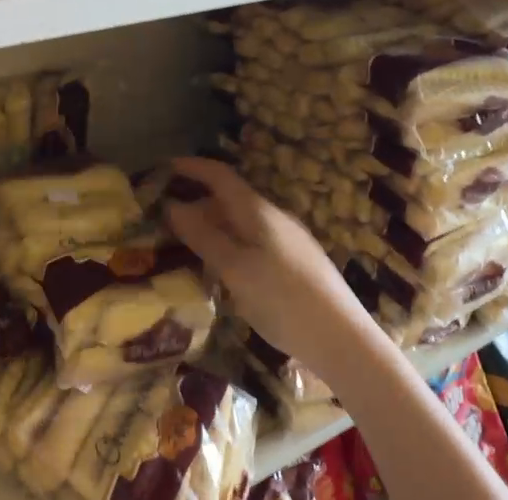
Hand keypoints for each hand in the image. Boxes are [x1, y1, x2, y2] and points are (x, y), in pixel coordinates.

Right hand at [163, 156, 371, 365]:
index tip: (163, 168)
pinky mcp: (297, 263)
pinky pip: (253, 242)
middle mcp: (274, 217)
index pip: (219, 175)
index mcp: (257, 211)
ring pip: (241, 223)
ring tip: (187, 249)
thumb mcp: (235, 269)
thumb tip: (172, 206)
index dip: (191, 167)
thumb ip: (203, 236)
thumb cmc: (283, 300)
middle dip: (196, 204)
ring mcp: (289, 240)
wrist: (344, 340)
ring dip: (212, 228)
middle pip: (229, 200)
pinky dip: (230, 246)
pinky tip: (223, 273)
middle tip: (165, 221)